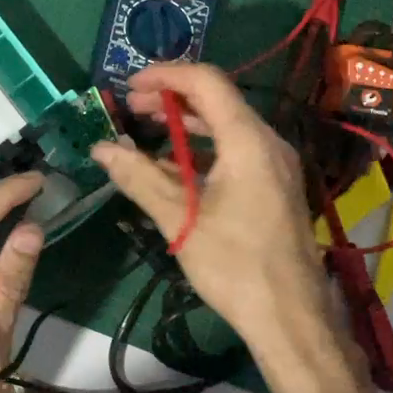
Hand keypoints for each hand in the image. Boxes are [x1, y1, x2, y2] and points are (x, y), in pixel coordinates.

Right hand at [90, 63, 328, 341]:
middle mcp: (266, 143)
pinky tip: (170, 167)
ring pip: (225, 127)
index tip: (128, 86)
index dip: (164, 76)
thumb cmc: (235, 266)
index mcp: (248, 142)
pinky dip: (200, 149)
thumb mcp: (180, 220)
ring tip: (143, 134)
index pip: (206, 82)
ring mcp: (274, 165)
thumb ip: (139, 178)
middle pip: (216, 101)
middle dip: (169, 99)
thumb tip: (101, 148)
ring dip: (183, 124)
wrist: (290, 317)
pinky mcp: (273, 186)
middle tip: (129, 110)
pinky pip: (234, 151)